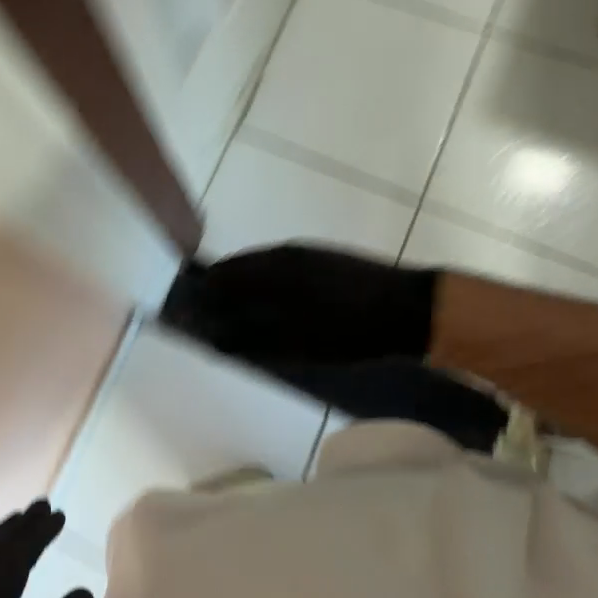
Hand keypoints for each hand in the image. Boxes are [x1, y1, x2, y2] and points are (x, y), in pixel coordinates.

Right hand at [161, 244, 437, 363]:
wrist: (413, 310)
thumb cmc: (352, 331)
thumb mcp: (298, 344)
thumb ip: (251, 338)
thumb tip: (211, 338)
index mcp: (274, 268)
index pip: (222, 277)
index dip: (200, 297)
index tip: (185, 319)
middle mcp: (285, 253)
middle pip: (238, 270)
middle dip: (218, 295)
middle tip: (207, 325)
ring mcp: (307, 254)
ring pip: (260, 270)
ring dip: (243, 292)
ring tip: (236, 322)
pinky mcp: (325, 262)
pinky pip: (281, 272)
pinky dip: (266, 289)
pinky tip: (271, 311)